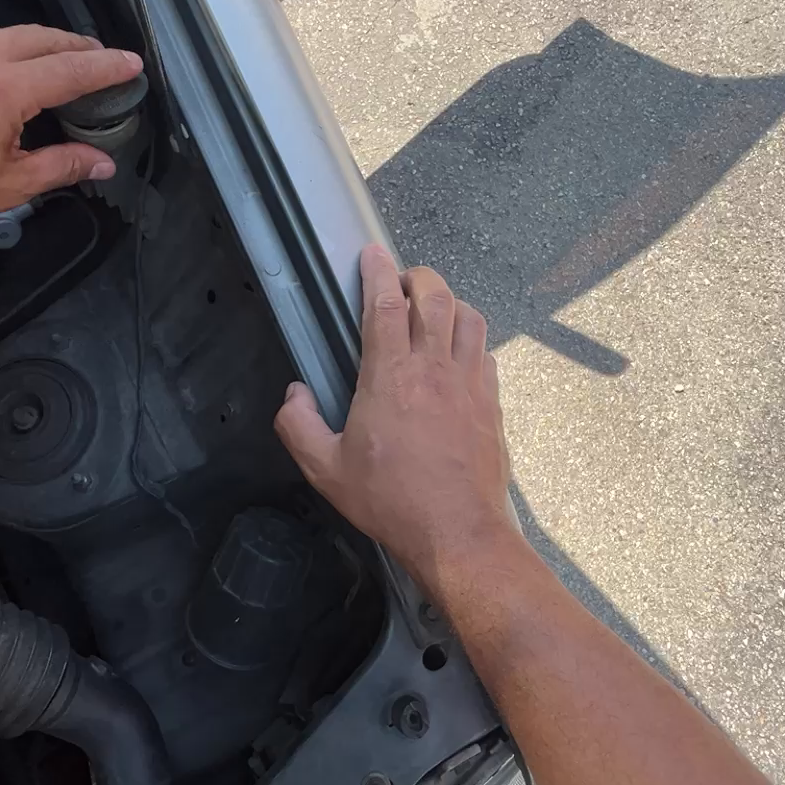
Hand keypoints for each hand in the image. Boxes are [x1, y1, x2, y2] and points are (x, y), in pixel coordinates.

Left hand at [0, 25, 143, 241]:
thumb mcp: (11, 185)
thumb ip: (63, 166)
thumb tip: (103, 164)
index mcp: (1, 89)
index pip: (70, 69)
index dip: (107, 67)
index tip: (132, 63)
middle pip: (39, 38)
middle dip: (76, 46)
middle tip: (100, 60)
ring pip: (3, 35)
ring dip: (38, 46)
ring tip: (58, 65)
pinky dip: (0, 52)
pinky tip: (5, 75)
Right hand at [275, 246, 520, 586]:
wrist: (456, 531)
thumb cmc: (389, 500)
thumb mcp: (325, 470)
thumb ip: (297, 426)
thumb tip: (294, 394)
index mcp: (389, 377)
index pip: (385, 304)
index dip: (377, 271)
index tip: (371, 254)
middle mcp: (433, 368)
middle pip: (435, 297)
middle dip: (418, 277)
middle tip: (402, 282)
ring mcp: (469, 382)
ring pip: (468, 317)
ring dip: (449, 302)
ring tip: (433, 310)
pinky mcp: (491, 402)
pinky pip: (485, 350)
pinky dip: (470, 337)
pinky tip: (458, 352)